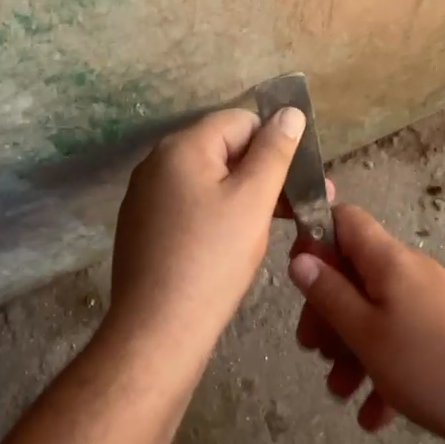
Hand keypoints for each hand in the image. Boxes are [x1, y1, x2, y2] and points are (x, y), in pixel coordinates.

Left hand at [106, 107, 305, 354]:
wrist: (157, 331)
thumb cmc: (212, 260)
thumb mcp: (253, 201)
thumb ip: (274, 151)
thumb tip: (289, 112)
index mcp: (181, 147)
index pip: (241, 121)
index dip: (274, 143)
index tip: (301, 180)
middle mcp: (156, 163)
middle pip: (223, 150)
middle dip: (264, 173)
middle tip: (301, 207)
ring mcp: (145, 196)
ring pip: (208, 181)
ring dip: (244, 196)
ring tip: (275, 228)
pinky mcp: (143, 227)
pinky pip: (189, 206)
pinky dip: (217, 216)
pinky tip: (233, 246)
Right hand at [287, 204, 444, 443]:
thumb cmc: (430, 365)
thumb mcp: (366, 332)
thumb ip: (329, 294)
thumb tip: (300, 257)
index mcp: (389, 260)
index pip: (345, 220)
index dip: (315, 238)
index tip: (297, 279)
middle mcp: (409, 275)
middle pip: (355, 274)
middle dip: (328, 310)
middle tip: (311, 349)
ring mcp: (430, 309)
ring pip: (375, 316)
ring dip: (351, 350)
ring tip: (339, 391)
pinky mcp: (444, 342)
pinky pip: (401, 347)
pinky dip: (383, 374)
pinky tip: (373, 415)